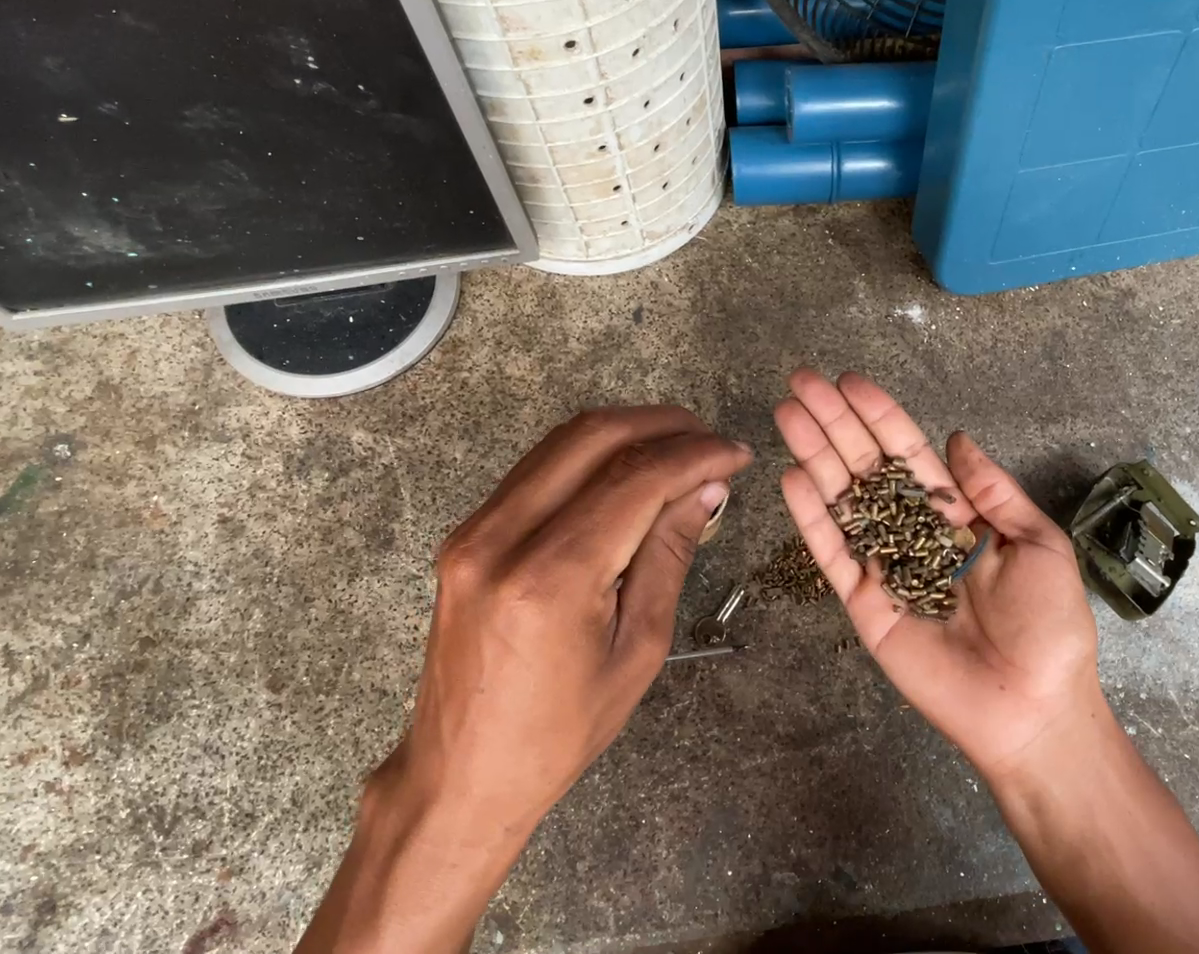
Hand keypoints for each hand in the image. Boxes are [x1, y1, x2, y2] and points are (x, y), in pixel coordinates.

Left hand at [299, 406, 751, 953]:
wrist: (462, 775)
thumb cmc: (561, 731)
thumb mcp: (638, 649)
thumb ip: (669, 555)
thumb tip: (706, 489)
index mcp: (553, 577)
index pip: (636, 478)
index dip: (695, 455)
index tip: (736, 453)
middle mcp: (502, 537)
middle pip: (593, 437)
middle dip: (663, 425)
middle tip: (711, 439)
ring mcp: (473, 531)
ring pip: (561, 442)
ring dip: (627, 430)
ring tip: (679, 447)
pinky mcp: (465, 535)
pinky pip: (537, 469)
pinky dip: (590, 455)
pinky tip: (627, 469)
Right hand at [773, 370, 1101, 777]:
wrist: (1033, 705)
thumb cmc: (1047, 625)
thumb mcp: (1037, 542)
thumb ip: (992, 489)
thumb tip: (957, 437)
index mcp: (955, 515)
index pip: (908, 453)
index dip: (878, 415)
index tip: (849, 380)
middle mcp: (913, 533)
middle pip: (866, 468)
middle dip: (834, 423)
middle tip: (800, 381)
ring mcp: (885, 567)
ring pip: (842, 502)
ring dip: (814, 456)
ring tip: (786, 414)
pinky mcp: (865, 605)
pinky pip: (834, 556)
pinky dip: (812, 519)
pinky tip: (793, 477)